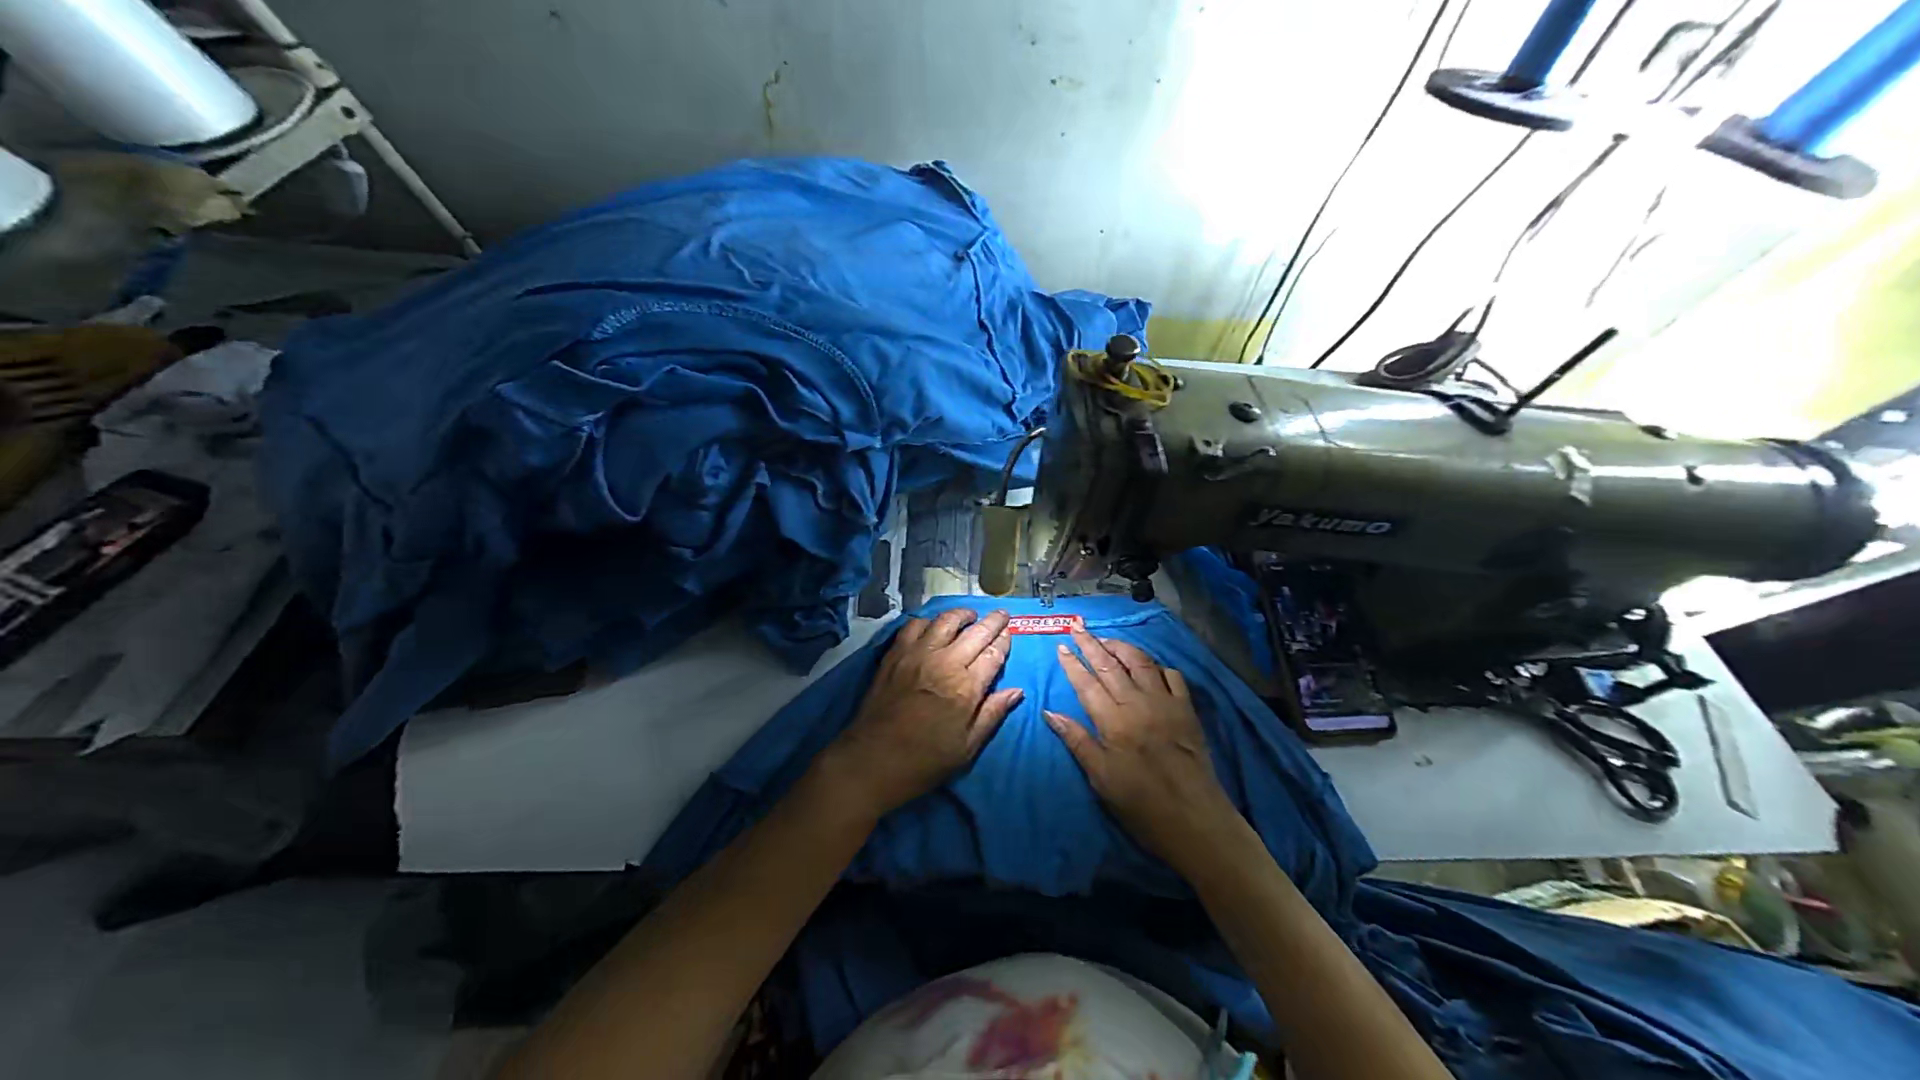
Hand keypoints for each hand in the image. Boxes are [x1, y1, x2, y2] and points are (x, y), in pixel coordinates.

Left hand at [815, 608, 1023, 818]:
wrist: (872, 760)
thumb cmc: (924, 761)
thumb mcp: (967, 747)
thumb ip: (992, 714)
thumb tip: (1017, 691)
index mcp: (967, 687)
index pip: (994, 654)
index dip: (1005, 641)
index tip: (1010, 632)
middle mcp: (945, 662)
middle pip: (975, 632)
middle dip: (992, 621)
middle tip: (1001, 614)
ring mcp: (917, 654)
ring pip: (945, 621)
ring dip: (962, 615)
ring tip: (970, 615)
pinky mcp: (894, 654)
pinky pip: (914, 626)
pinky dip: (928, 621)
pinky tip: (933, 626)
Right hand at [1045, 629, 1246, 870]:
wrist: (1196, 820)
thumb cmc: (1141, 805)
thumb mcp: (1101, 778)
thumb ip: (1078, 741)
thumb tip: (1050, 713)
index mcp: (1114, 721)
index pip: (1087, 684)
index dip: (1073, 664)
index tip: (1062, 646)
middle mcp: (1138, 704)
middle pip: (1110, 665)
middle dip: (1091, 644)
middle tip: (1077, 626)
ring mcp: (1166, 704)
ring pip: (1141, 663)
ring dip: (1122, 647)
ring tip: (1107, 639)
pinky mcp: (1187, 711)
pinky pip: (1172, 677)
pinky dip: (1157, 666)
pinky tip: (1149, 667)